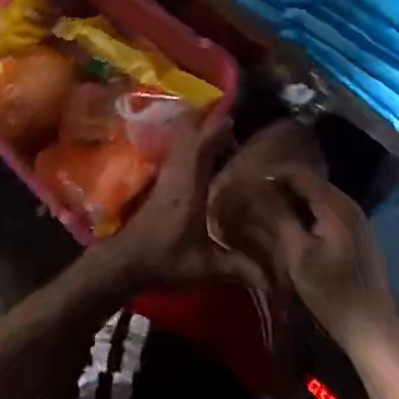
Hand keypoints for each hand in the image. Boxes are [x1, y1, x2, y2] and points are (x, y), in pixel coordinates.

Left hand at [97, 114, 267, 292]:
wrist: (126, 262)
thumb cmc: (165, 260)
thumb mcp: (205, 267)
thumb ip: (237, 268)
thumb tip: (272, 279)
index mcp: (189, 186)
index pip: (201, 147)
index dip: (215, 130)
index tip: (233, 119)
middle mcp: (177, 174)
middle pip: (190, 137)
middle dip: (209, 124)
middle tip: (232, 122)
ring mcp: (167, 176)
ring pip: (181, 142)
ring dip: (198, 131)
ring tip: (221, 131)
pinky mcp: (161, 183)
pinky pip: (178, 152)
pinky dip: (190, 143)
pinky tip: (203, 151)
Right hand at [264, 169, 398, 357]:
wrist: (373, 331)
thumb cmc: (332, 293)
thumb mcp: (298, 255)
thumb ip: (280, 217)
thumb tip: (261, 189)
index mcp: (336, 205)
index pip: (298, 173)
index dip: (272, 177)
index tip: (250, 187)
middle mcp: (350, 204)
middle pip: (310, 183)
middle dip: (283, 190)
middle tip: (257, 203)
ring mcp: (357, 219)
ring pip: (319, 198)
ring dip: (295, 204)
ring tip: (271, 216)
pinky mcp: (359, 234)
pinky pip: (329, 212)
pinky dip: (310, 215)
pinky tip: (295, 231)